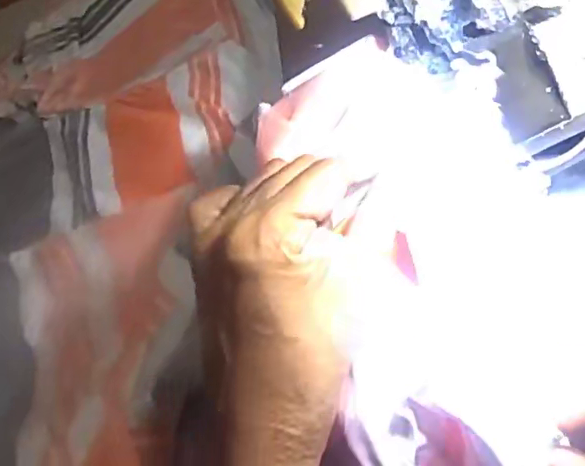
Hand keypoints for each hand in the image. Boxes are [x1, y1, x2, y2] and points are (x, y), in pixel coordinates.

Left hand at [190, 156, 355, 465]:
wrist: (265, 415)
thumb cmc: (317, 353)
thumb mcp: (356, 281)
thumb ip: (372, 221)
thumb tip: (384, 181)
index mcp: (271, 228)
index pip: (324, 172)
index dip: (357, 171)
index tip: (378, 173)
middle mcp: (233, 221)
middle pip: (294, 169)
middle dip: (328, 178)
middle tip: (353, 196)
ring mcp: (210, 235)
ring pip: (262, 179)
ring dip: (294, 185)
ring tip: (319, 209)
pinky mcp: (200, 251)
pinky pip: (223, 200)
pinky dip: (248, 197)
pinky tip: (269, 214)